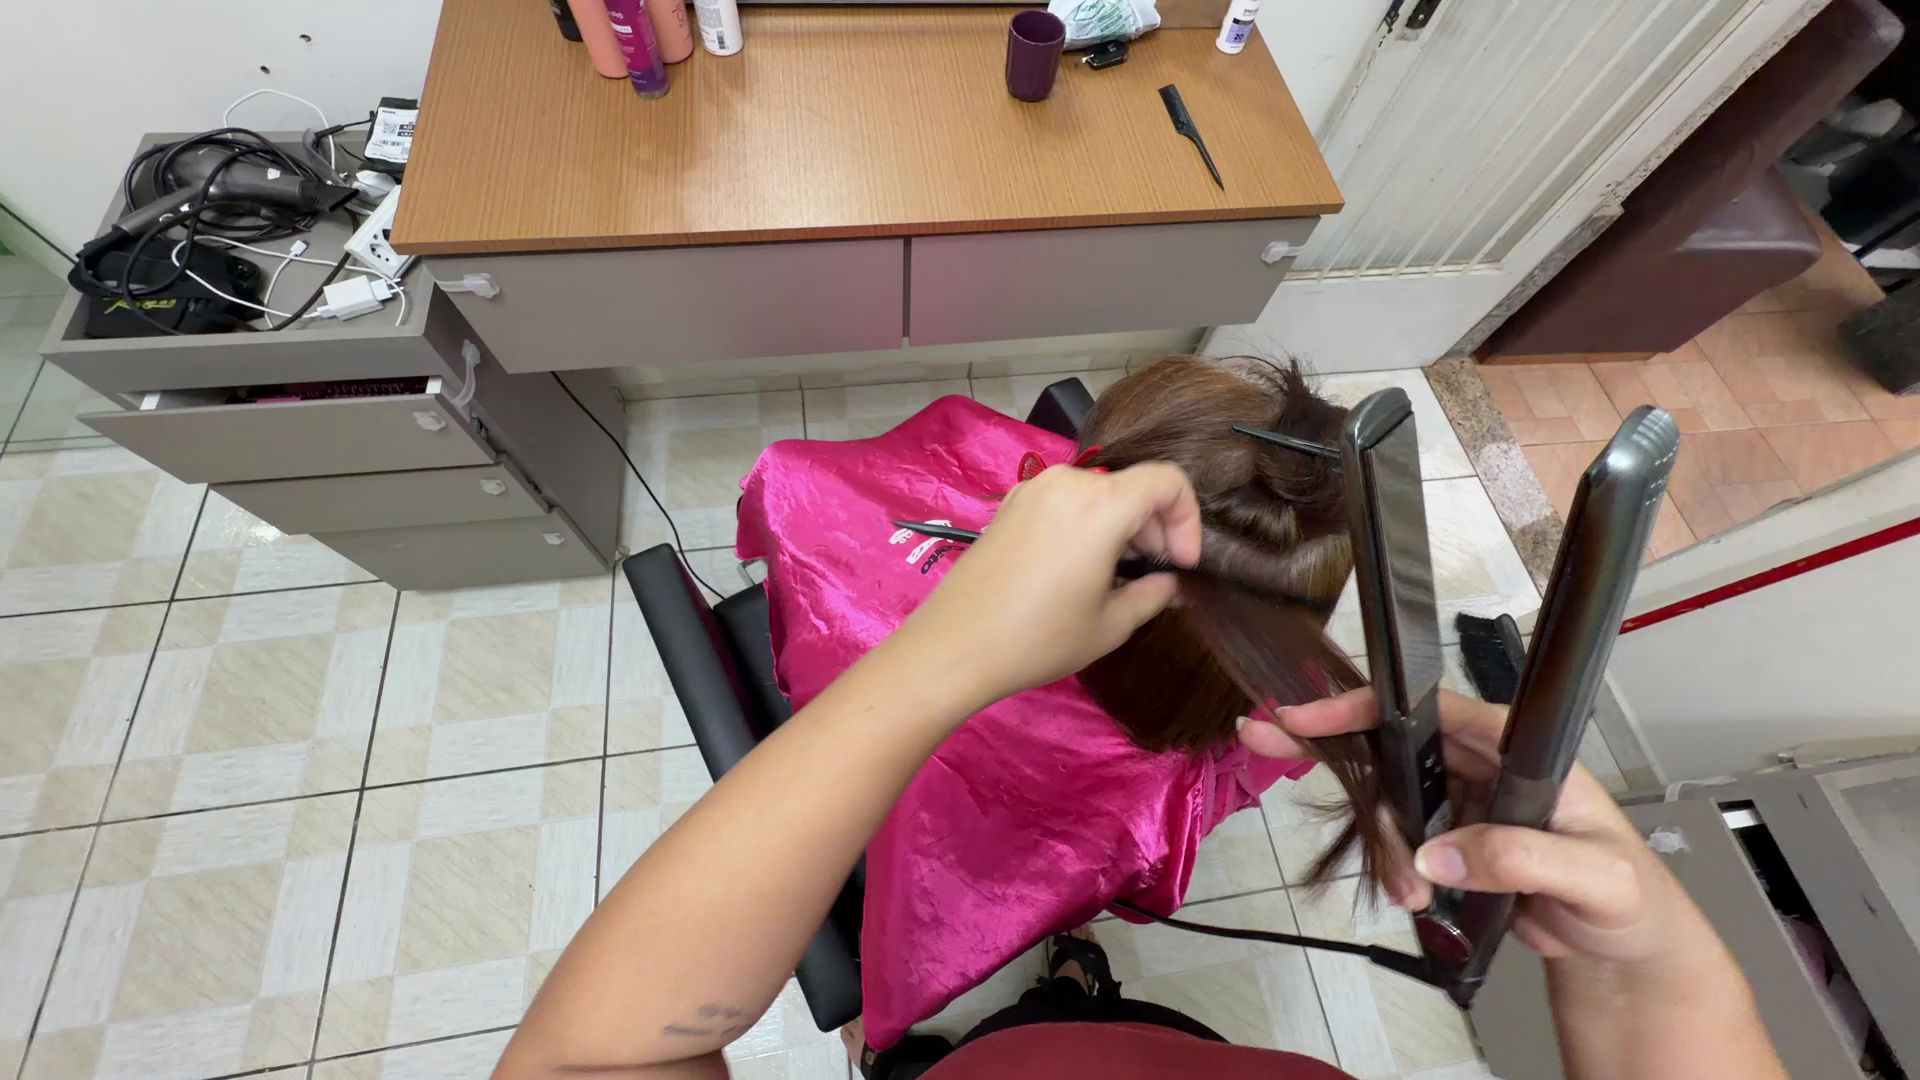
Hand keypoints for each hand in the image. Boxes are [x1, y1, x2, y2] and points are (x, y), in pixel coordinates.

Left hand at [892, 463, 1201, 706]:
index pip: (1167, 481)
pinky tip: (1075, 568)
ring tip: (1113, 577)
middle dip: (1153, 528)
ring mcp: (1031, 490)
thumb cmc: (1038, 638)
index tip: (1182, 562)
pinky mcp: (1008, 505)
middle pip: (1131, 488)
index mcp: (1099, 504)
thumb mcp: (1109, 625)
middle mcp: (1065, 482)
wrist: (953, 645)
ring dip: (1119, 527)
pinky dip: (1084, 523)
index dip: (1187, 519)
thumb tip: (1171, 583)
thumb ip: (1153, 595)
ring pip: (1097, 494)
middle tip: (1151, 577)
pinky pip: (1064, 502)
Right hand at [1241, 689, 1722, 976]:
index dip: (1361, 707)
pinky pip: (1392, 834)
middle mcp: (1475, 760)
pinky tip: (1408, 892)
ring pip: (1383, 796)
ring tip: (1405, 889)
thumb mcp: (1594, 876)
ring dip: (1377, 839)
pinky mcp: (1442, 831)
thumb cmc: (1630, 900)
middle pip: (1385, 741)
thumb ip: (1518, 856)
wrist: (1621, 948)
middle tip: (1263, 740)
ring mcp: (1455, 795)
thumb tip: (1434, 855)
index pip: (1426, 709)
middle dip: (1327, 746)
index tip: (1304, 716)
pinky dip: (1386, 862)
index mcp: (1512, 746)